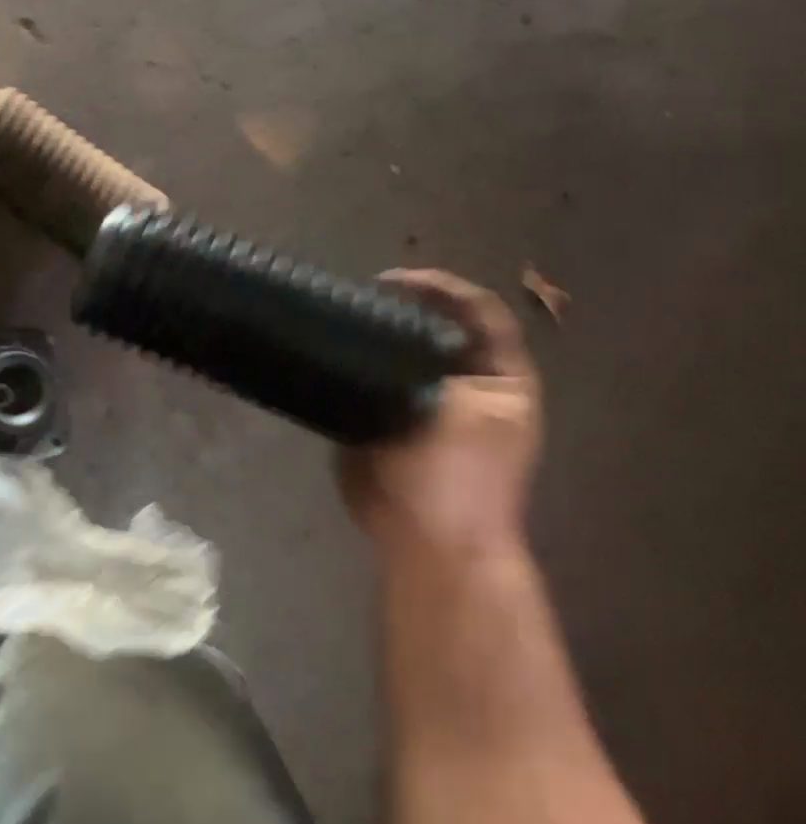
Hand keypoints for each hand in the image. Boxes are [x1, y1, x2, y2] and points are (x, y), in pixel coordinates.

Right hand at [338, 270, 540, 558]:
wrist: (427, 541)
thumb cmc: (454, 478)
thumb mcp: (452, 411)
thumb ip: (419, 371)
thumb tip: (375, 342)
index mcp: (501, 379)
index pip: (477, 314)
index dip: (438, 289)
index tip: (387, 282)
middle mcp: (465, 387)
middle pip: (433, 333)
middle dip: (396, 315)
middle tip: (352, 305)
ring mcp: (424, 409)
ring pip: (395, 362)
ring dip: (369, 346)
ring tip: (333, 330)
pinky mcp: (386, 429)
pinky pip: (366, 391)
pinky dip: (348, 377)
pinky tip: (323, 366)